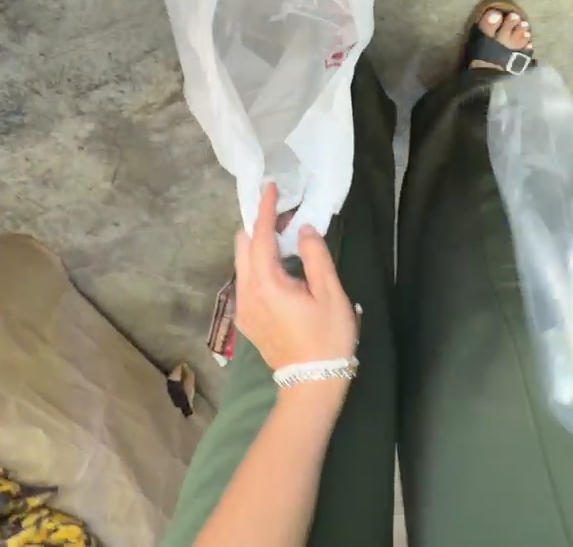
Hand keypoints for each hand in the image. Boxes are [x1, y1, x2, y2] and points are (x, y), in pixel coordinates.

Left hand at [233, 182, 358, 372]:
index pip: (259, 237)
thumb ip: (316, 256)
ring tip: (284, 234)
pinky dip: (258, 262)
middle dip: (258, 225)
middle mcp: (247, 294)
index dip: (264, 209)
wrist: (312, 384)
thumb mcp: (330, 293)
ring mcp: (244, 309)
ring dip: (258, 244)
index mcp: (267, 284)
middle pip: (242, 247)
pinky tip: (280, 263)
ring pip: (242, 263)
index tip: (269, 186)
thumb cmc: (327, 337)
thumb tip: (304, 229)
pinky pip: (247, 279)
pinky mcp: (248, 320)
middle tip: (283, 212)